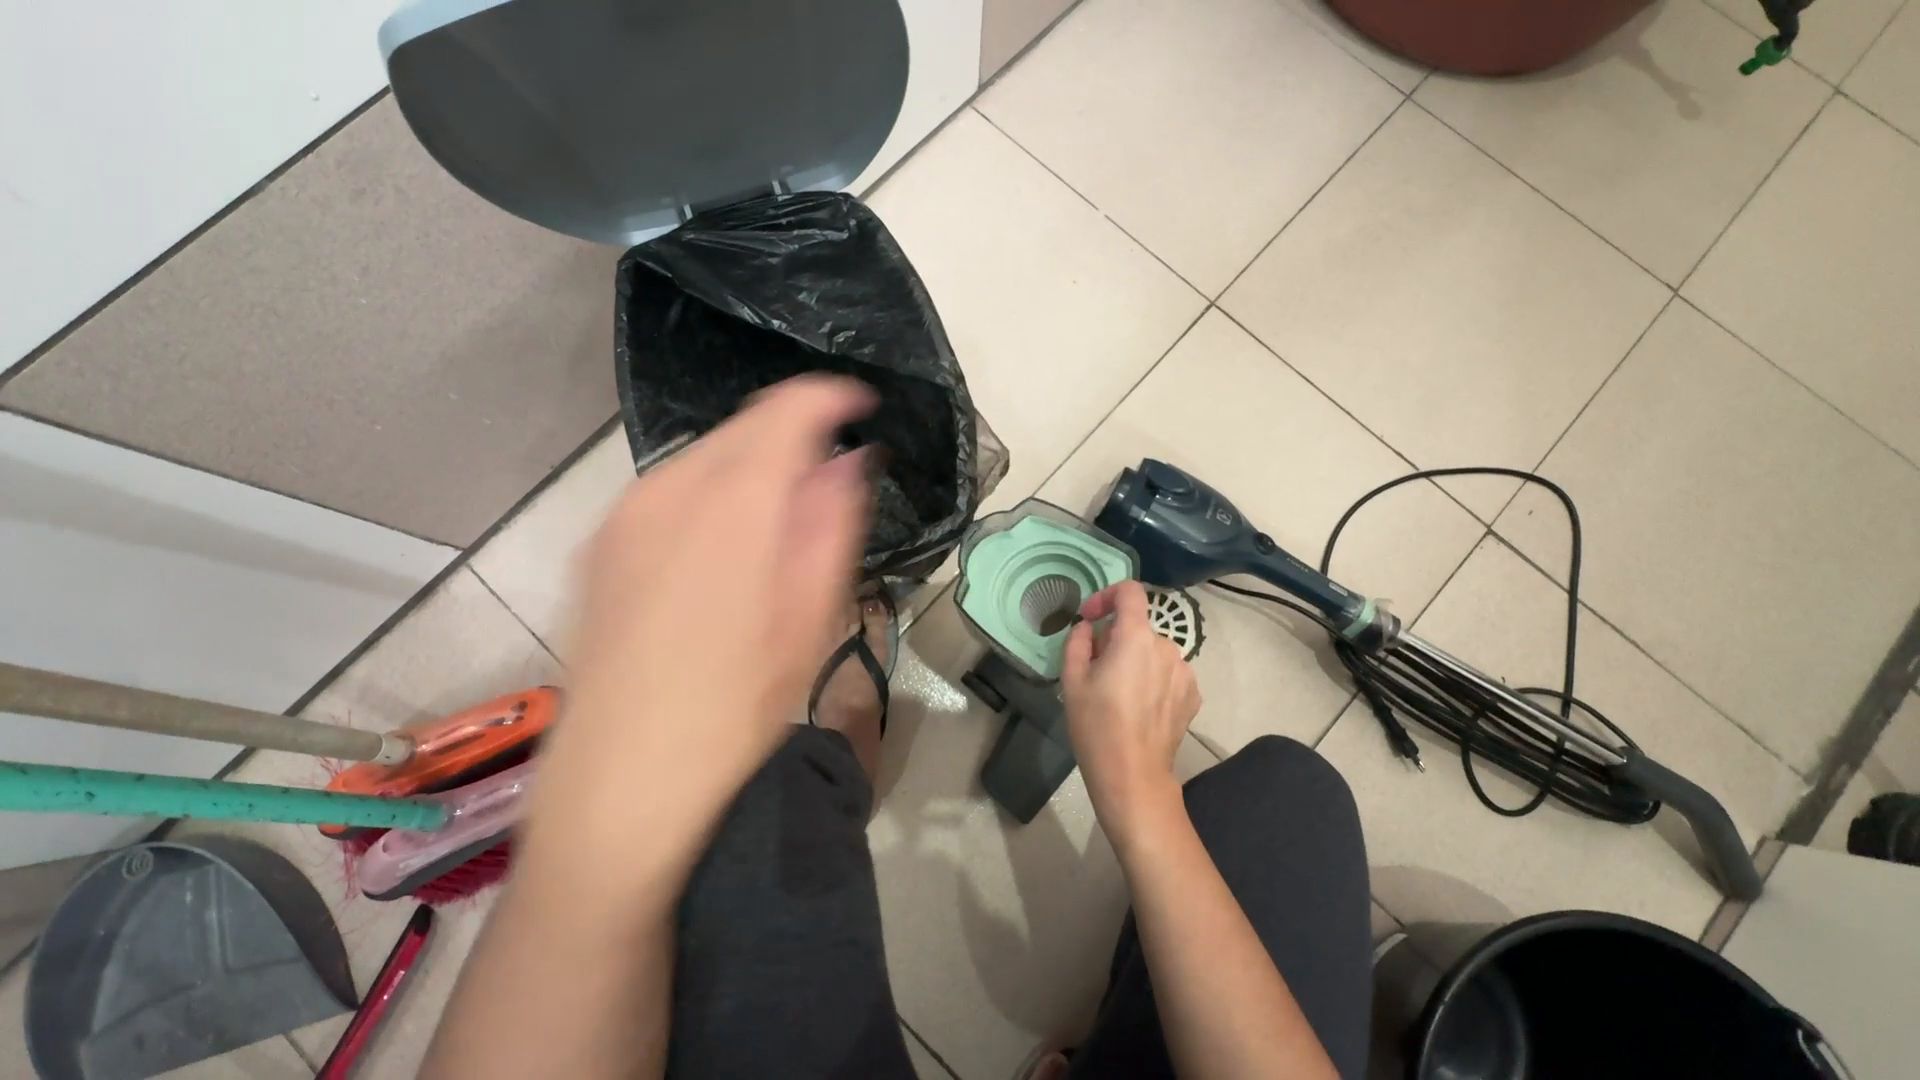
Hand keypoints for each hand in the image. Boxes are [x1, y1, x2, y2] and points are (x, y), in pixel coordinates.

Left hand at [522, 376, 875, 888]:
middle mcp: (669, 488)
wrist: (622, 777)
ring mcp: (625, 514)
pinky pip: (669, 491)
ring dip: (751, 469)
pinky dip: (711, 495)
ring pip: (704, 458)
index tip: (863, 410)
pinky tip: (725, 550)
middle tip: (832, 482)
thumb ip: (832, 525)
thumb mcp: (809, 619)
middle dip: (793, 439)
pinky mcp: (601, 545)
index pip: (787, 409)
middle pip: (743, 427)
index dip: (832, 398)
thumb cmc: (735, 706)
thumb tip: (849, 462)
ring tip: (781, 524)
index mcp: (733, 501)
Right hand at [1060, 582, 1200, 836]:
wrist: (1133, 774)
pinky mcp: (1193, 694)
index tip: (1090, 618)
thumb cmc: (1096, 725)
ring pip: (1154, 652)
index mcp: (1136, 637)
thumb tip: (1090, 627)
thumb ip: (1079, 642)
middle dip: (1116, 640)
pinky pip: (1169, 674)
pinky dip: (1154, 679)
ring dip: (1136, 661)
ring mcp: (1185, 672)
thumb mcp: (1072, 680)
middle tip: (1096, 670)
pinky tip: (1140, 707)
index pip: (1130, 592)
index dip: (1107, 596)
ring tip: (1118, 694)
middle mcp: (1167, 647)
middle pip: (1139, 628)